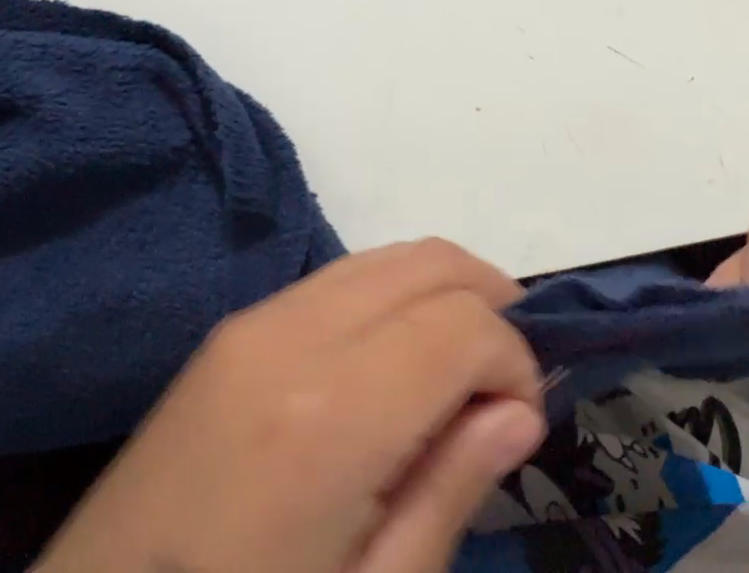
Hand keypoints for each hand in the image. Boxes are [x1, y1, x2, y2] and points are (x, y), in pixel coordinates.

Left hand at [34, 240, 546, 572]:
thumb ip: (450, 490)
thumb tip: (520, 410)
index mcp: (329, 412)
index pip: (464, 324)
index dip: (517, 365)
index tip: (518, 428)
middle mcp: (290, 335)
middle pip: (430, 263)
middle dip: (491, 306)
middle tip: (506, 387)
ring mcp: (250, 323)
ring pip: (386, 257)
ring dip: (443, 296)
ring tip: (459, 376)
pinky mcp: (228, 332)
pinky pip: (337, 281)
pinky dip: (392, 300)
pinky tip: (393, 368)